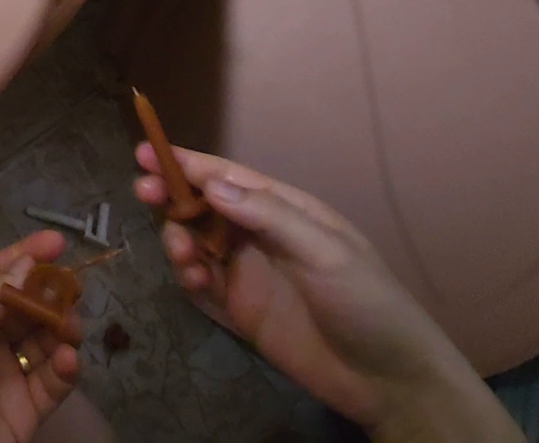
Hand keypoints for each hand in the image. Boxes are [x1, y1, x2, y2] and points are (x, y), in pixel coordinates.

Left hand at [0, 230, 80, 442]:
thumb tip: (26, 262)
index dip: (25, 255)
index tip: (59, 241)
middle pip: (24, 305)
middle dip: (49, 295)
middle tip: (73, 290)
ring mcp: (6, 373)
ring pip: (43, 340)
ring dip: (60, 329)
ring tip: (71, 327)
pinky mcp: (25, 409)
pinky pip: (51, 381)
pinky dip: (64, 369)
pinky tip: (68, 360)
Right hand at [134, 145, 523, 441]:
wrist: (394, 385)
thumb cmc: (368, 303)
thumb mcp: (326, 252)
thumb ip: (267, 215)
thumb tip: (210, 184)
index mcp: (281, 210)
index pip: (225, 176)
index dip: (185, 162)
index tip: (145, 152)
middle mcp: (256, 235)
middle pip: (199, 205)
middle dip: (169, 195)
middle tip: (144, 191)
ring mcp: (245, 272)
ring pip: (192, 241)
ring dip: (177, 239)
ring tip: (183, 254)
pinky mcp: (238, 310)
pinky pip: (198, 284)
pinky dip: (188, 278)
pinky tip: (196, 283)